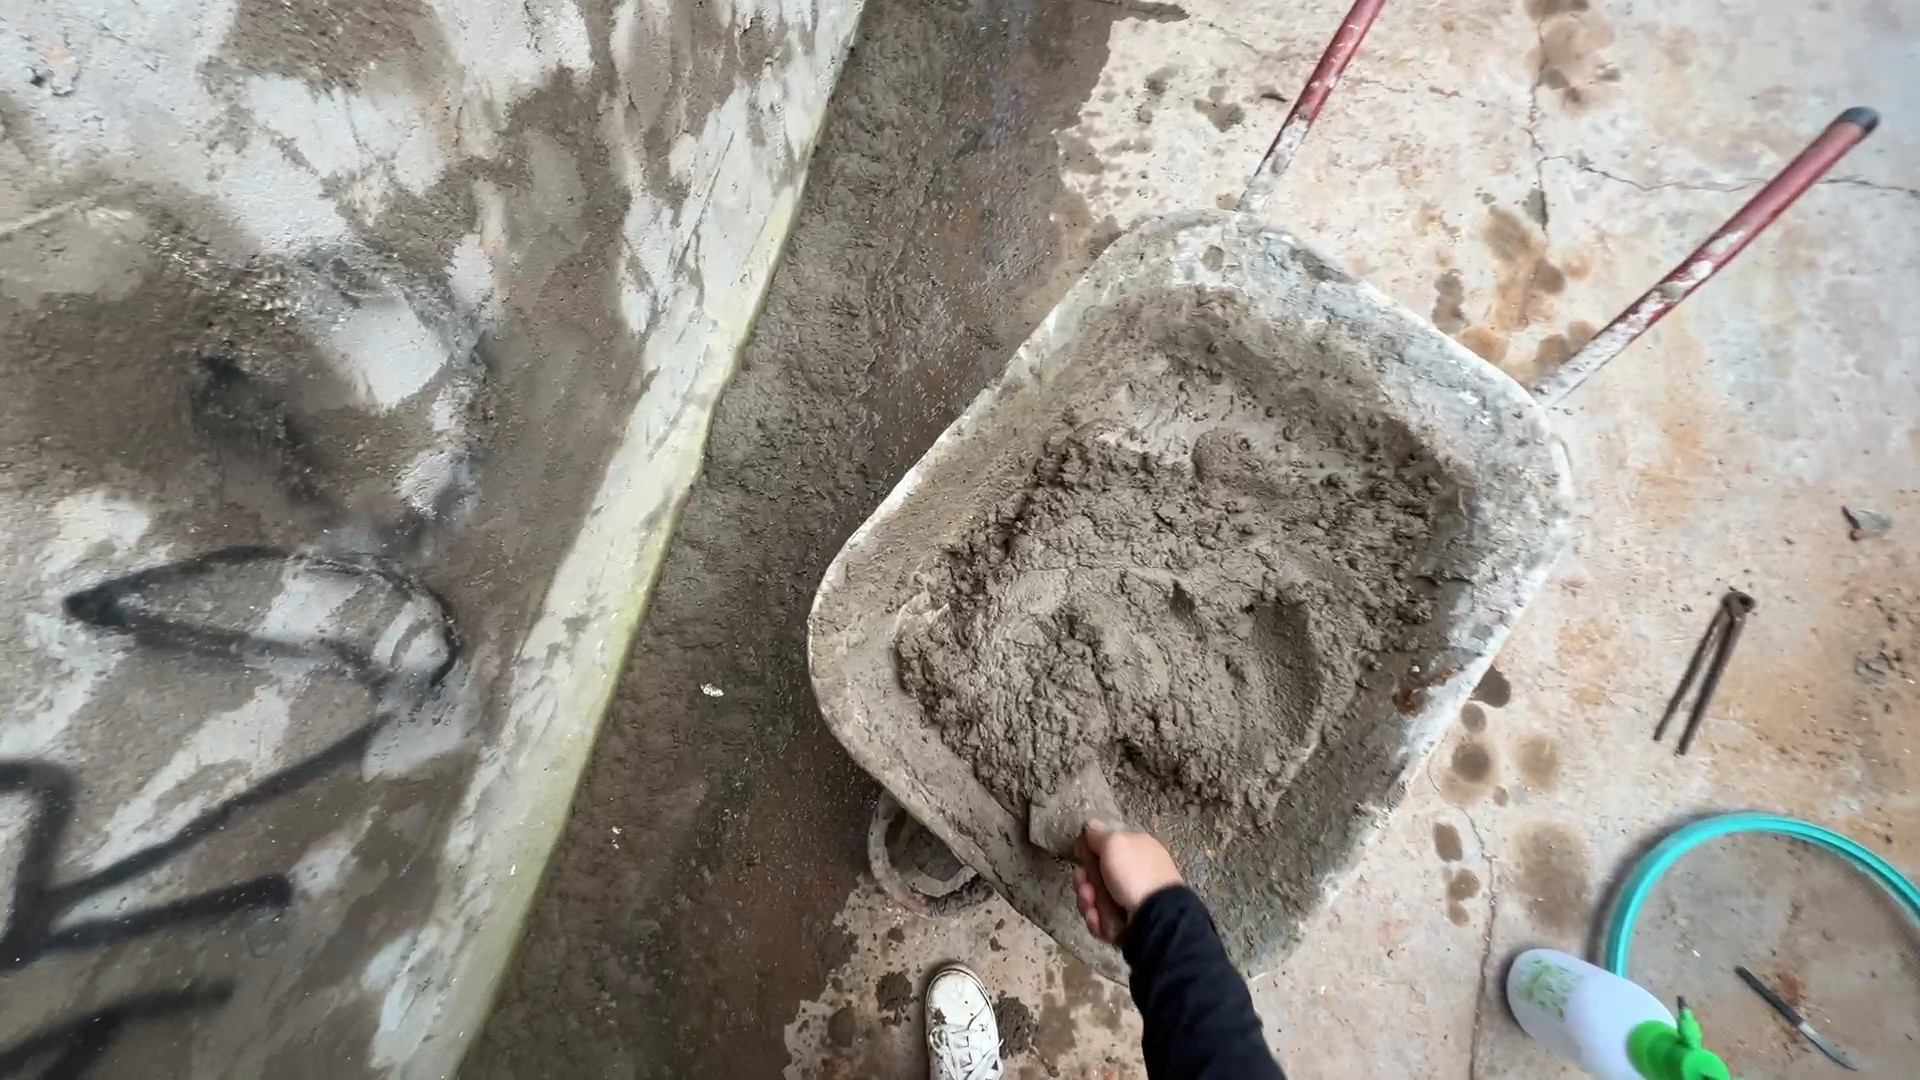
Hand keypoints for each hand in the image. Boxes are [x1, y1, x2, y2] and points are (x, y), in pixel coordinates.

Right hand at [1071, 819, 1183, 942]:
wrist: (1156, 918)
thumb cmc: (1134, 873)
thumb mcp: (1115, 843)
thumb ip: (1099, 835)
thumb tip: (1090, 825)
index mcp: (1137, 851)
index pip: (1108, 847)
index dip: (1090, 850)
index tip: (1079, 853)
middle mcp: (1134, 875)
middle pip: (1098, 875)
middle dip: (1084, 879)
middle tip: (1082, 881)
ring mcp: (1130, 901)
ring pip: (1097, 898)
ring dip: (1087, 899)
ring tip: (1090, 903)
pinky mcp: (1126, 925)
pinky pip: (1103, 920)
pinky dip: (1097, 920)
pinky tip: (1097, 917)